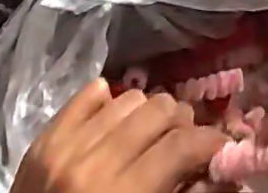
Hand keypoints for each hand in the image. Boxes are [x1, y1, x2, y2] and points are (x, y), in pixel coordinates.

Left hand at [14, 80, 229, 192]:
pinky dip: (108, 103)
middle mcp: (93, 162)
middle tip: (184, 143)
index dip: (210, 141)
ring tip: (147, 136)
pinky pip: (89, 93)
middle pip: (159, 109)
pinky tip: (114, 125)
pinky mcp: (45, 138)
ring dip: (146, 114)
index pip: (180, 146)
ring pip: (129, 97)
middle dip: (180, 123)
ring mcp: (65, 145)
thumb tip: (222, 175)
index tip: (221, 148)